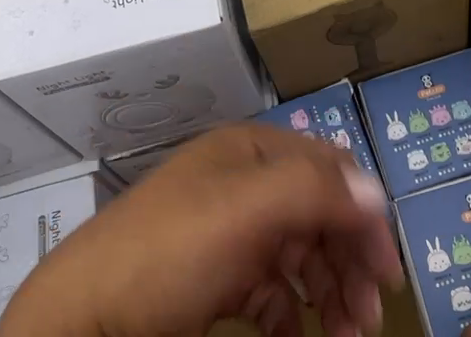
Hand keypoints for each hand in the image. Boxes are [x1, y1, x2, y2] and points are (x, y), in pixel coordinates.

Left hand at [0, 123, 404, 336]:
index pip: (328, 169)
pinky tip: (295, 334)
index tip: (387, 272)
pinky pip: (271, 292)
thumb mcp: (243, 209)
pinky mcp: (213, 280)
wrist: (84, 320)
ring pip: (299, 257)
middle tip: (368, 317)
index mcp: (249, 152)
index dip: (363, 214)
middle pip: (318, 216)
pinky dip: (292, 314)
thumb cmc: (168, 252)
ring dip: (329, 293)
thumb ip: (312, 189)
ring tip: (344, 334)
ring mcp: (227, 233)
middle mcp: (242, 185)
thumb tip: (375, 191)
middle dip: (349, 263)